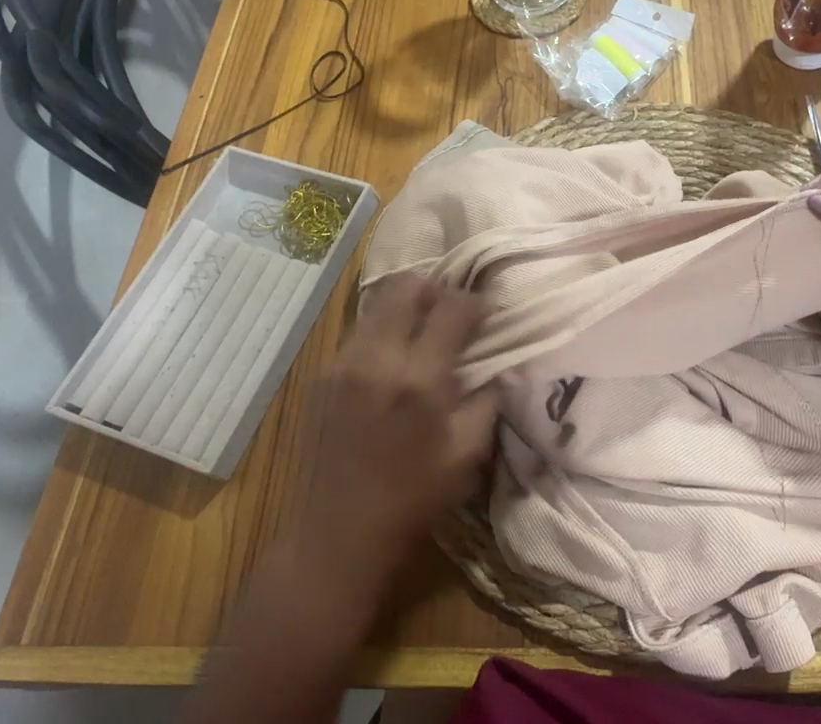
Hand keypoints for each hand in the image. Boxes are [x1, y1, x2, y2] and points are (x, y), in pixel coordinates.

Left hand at [298, 275, 497, 567]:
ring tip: (423, 329)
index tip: (487, 309)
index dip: (475, 300)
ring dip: (405, 306)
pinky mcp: (322, 374)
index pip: (451, 308)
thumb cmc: (411, 499)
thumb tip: (498, 369)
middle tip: (451, 310)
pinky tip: (393, 358)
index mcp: (419, 379)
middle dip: (435, 289)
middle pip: (405, 287)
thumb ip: (486, 402)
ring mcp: (342, 363)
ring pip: (376, 304)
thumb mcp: (467, 455)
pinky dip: (381, 329)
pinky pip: (357, 331)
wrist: (336, 532)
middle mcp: (377, 358)